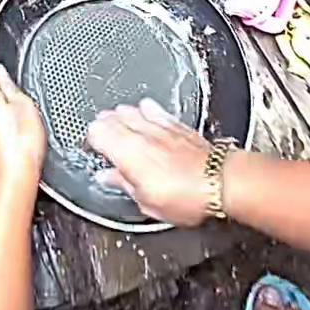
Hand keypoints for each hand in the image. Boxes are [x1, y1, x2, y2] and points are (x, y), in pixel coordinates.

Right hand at [85, 99, 215, 226]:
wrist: (219, 181)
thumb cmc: (187, 196)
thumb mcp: (147, 203)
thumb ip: (123, 184)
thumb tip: (108, 177)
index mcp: (127, 153)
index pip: (95, 131)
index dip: (91, 141)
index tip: (94, 152)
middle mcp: (139, 132)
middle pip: (108, 116)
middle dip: (103, 128)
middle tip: (106, 145)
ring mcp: (156, 124)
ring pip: (128, 108)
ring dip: (121, 118)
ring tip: (122, 132)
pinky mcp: (172, 121)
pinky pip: (150, 107)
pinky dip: (143, 111)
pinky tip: (145, 119)